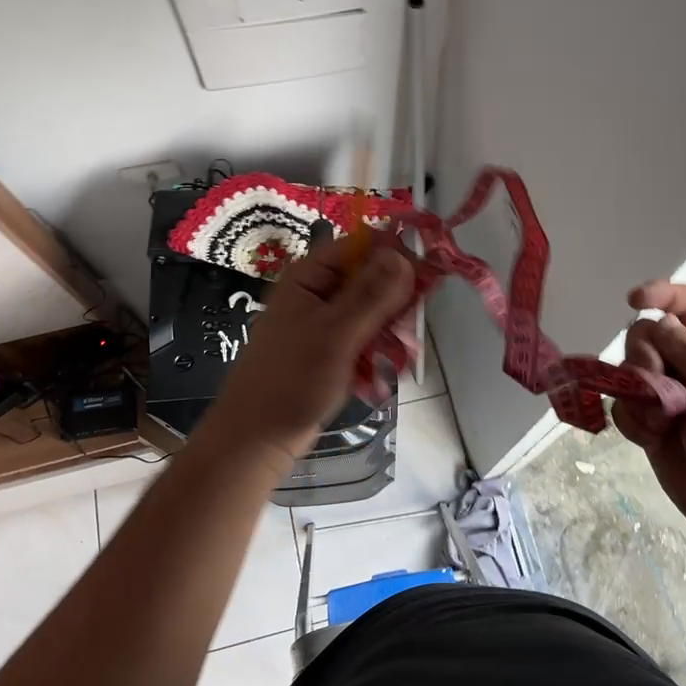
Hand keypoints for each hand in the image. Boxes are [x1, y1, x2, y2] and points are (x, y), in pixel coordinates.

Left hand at [203, 235, 415, 459]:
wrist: (258, 438)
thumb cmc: (291, 380)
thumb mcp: (336, 334)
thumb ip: (372, 295)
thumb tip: (404, 256)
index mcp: (308, 277)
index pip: (359, 247)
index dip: (393, 254)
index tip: (427, 273)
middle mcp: (316, 293)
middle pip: (370, 280)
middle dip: (393, 303)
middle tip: (408, 329)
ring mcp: (323, 324)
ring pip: (372, 313)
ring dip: (388, 334)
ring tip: (395, 360)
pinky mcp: (330, 351)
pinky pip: (364, 340)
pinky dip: (376, 355)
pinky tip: (378, 378)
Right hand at [611, 281, 685, 532]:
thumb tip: (656, 322)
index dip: (663, 294)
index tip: (634, 301)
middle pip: (648, 336)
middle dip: (645, 358)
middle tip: (659, 388)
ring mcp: (667, 395)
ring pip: (629, 370)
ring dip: (639, 395)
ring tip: (662, 424)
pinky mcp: (648, 422)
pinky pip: (622, 405)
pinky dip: (632, 420)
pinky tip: (652, 439)